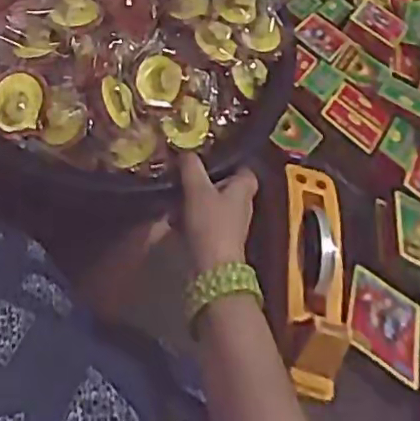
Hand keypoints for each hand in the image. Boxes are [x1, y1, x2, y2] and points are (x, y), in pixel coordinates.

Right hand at [177, 152, 257, 271]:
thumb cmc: (211, 223)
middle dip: (208, 179)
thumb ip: (191, 166)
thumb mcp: (197, 188)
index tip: (210, 154)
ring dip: (198, 198)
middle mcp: (242, 205)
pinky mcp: (219, 240)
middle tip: (186, 170)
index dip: (231, 160)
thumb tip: (185, 150)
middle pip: (227, 185)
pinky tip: (174, 214)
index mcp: (244, 189)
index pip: (245, 169)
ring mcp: (231, 225)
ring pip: (214, 203)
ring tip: (176, 190)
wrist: (212, 271)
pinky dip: (193, 216)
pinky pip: (206, 220)